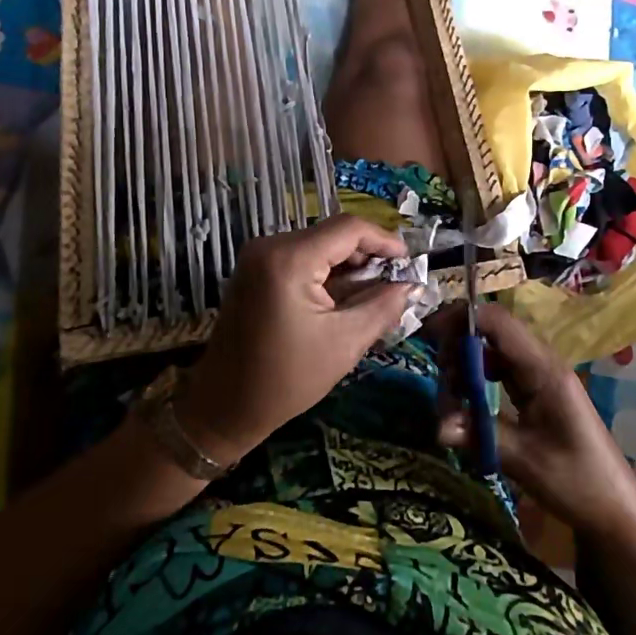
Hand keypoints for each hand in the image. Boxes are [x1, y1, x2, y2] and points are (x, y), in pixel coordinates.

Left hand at [178, 215, 414, 462]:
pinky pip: (301, 258)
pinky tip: (345, 298)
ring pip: (319, 246)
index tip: (410, 263)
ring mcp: (258, 256)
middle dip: (368, 256)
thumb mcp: (345, 342)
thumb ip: (383, 305)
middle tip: (396, 283)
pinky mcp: (256, 270)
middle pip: (333, 235)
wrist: (224, 406)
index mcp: (289, 259)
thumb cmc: (286, 379)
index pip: (348, 229)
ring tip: (376, 294)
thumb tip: (411, 284)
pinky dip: (327, 273)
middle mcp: (270, 246)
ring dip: (349, 266)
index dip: (384, 241)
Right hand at [429, 304, 635, 537]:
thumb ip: (480, 434)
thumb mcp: (525, 460)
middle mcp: (541, 364)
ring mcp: (539, 377)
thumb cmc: (577, 482)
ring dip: (465, 366)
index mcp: (544, 370)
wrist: (615, 511)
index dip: (461, 320)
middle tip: (441, 385)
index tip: (430, 338)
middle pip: (491, 333)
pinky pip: (499, 371)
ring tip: (450, 400)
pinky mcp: (536, 392)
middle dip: (458, 348)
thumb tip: (436, 425)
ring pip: (492, 352)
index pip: (497, 322)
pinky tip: (466, 403)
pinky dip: (477, 380)